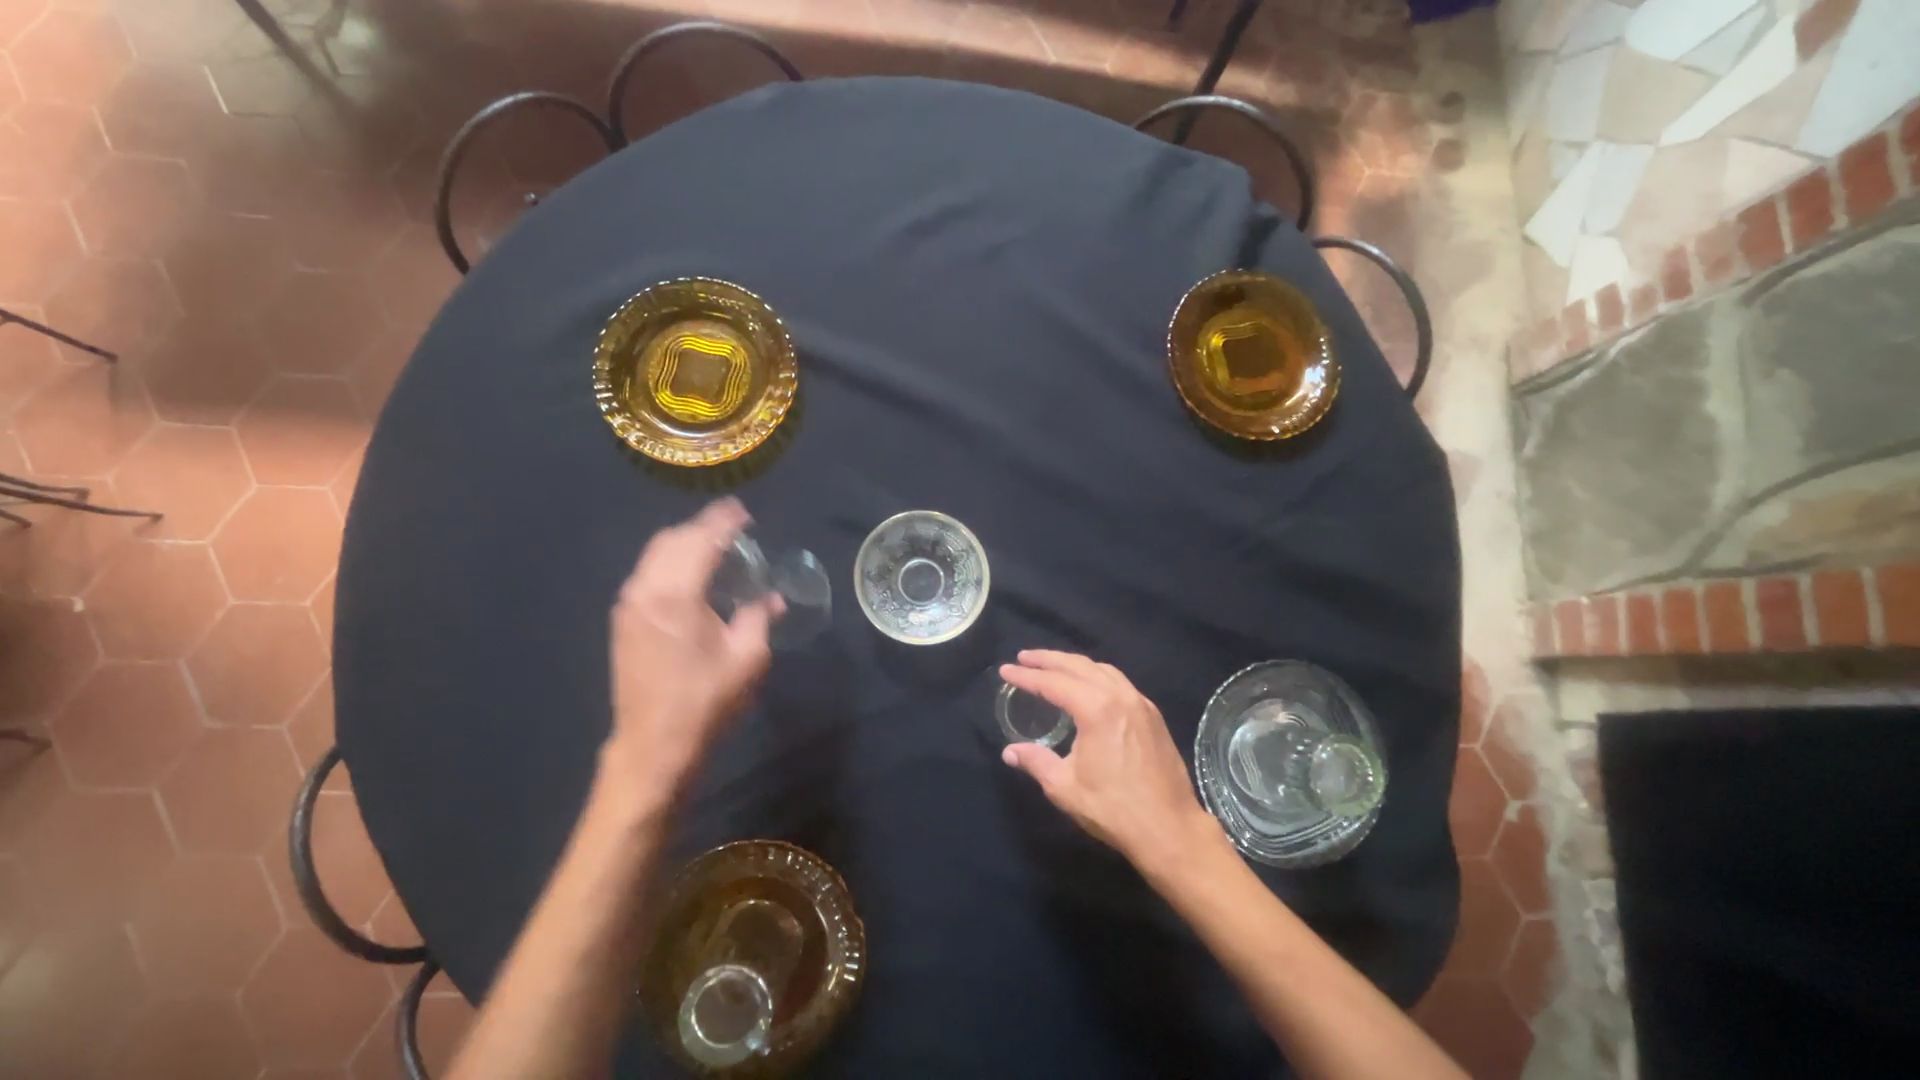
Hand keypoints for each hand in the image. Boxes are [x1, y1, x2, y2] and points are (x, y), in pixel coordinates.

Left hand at [603, 498, 779, 800]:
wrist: (653, 744)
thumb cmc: (705, 702)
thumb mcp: (747, 659)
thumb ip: (759, 618)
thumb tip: (772, 598)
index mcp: (677, 594)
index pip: (702, 540)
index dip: (724, 521)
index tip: (743, 511)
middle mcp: (646, 590)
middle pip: (672, 539)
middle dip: (702, 528)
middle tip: (732, 530)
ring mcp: (629, 605)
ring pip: (654, 555)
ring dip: (684, 544)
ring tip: (713, 550)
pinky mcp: (623, 621)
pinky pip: (647, 574)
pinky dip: (669, 563)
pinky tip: (690, 577)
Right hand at [998, 650, 1219, 870]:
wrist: (1169, 827)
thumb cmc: (1113, 808)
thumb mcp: (1064, 787)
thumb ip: (1036, 762)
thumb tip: (1010, 751)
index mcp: (1096, 710)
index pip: (1054, 683)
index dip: (1027, 676)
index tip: (1006, 670)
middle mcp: (1120, 697)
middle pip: (1079, 666)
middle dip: (1049, 660)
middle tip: (1025, 658)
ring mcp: (1141, 704)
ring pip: (1103, 670)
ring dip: (1075, 665)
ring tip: (1053, 667)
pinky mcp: (1153, 716)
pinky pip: (1120, 683)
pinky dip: (1097, 676)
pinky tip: (1089, 686)